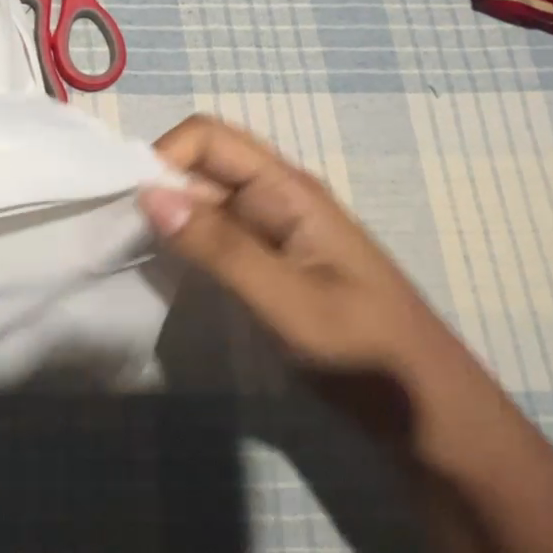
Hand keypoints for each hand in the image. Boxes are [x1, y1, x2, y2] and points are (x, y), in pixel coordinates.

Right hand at [137, 115, 451, 375]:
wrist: (429, 415)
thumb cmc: (367, 354)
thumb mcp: (291, 303)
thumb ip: (220, 248)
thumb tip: (147, 193)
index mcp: (287, 189)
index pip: (208, 137)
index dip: (163, 157)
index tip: (130, 207)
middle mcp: (275, 197)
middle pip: (201, 163)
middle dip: (158, 186)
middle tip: (123, 234)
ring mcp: (271, 230)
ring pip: (203, 200)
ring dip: (168, 217)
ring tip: (136, 254)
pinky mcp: (267, 262)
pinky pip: (214, 235)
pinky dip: (184, 244)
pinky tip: (168, 274)